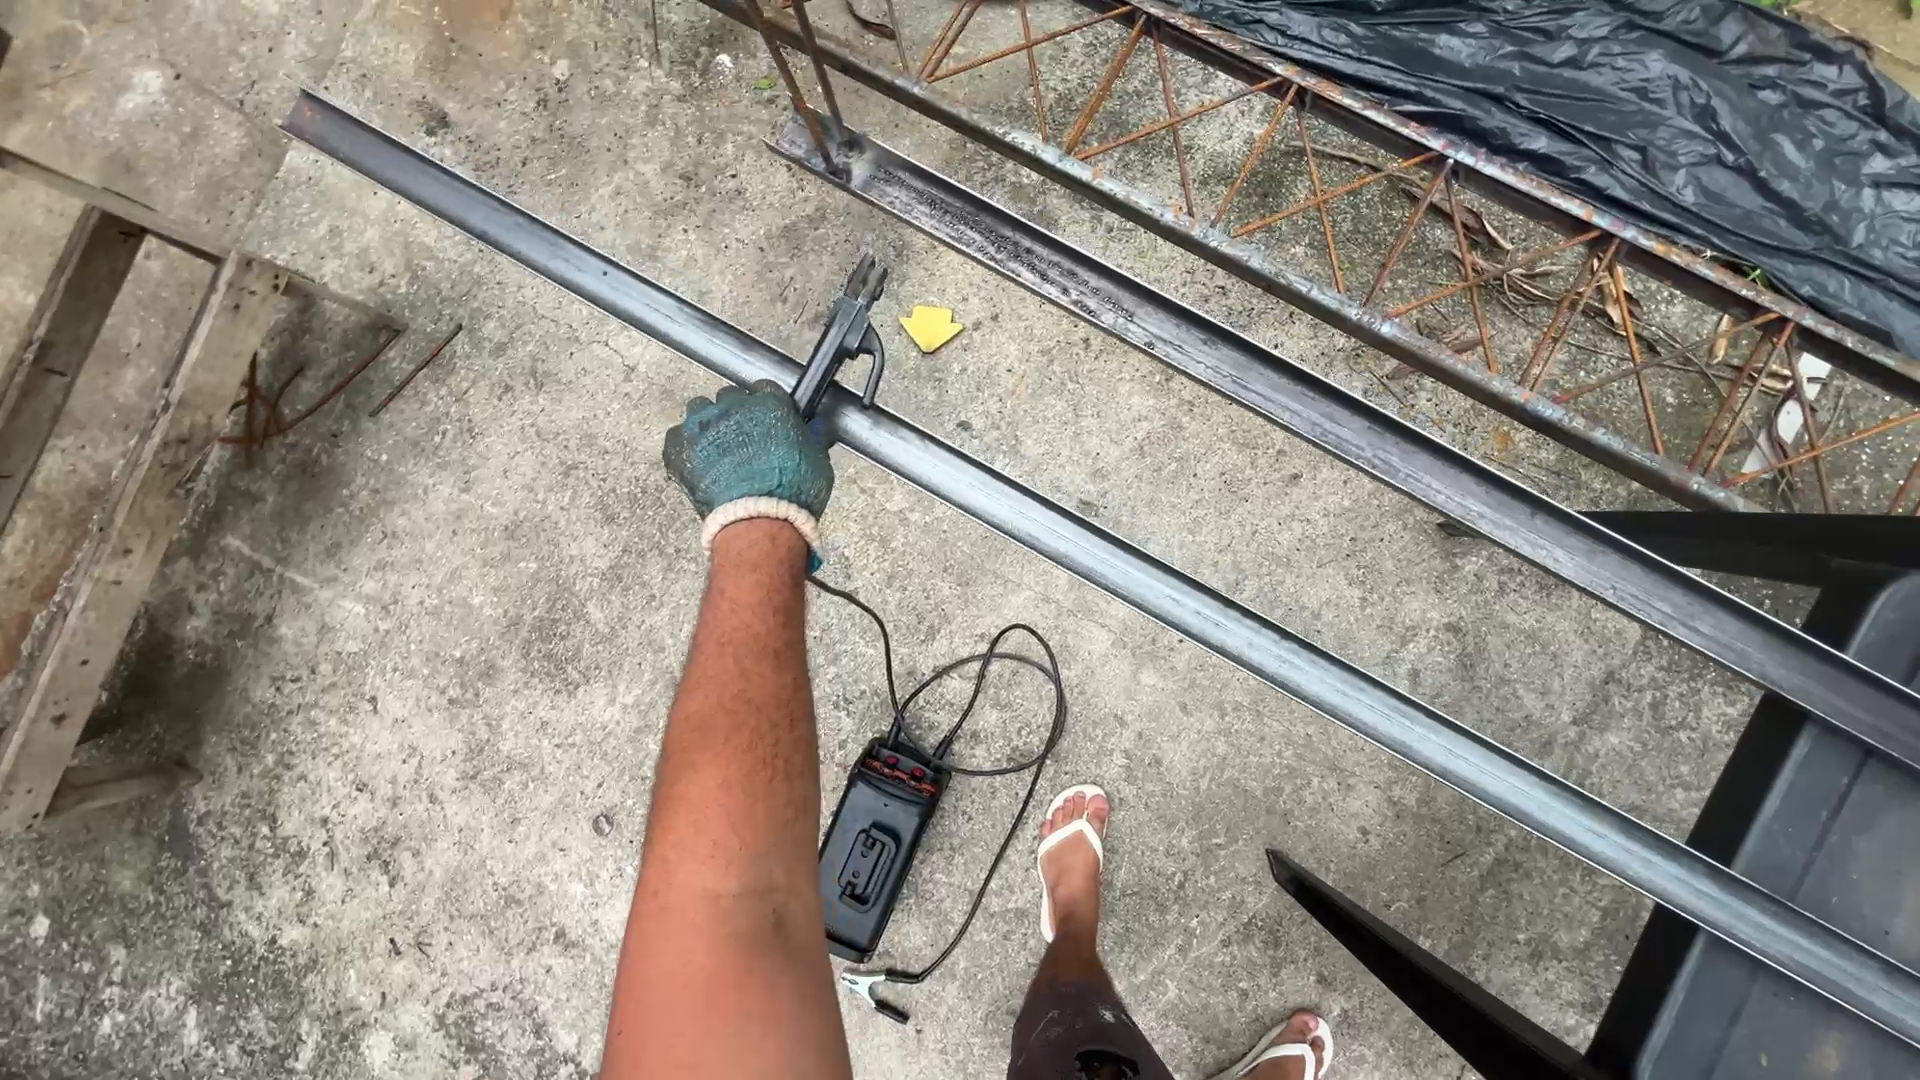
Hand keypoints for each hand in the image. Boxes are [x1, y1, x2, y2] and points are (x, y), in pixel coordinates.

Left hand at [662, 380, 833, 520]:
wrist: (758, 520)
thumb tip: (817, 427)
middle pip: (730, 398)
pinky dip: (686, 448)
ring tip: (718, 451)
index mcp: (770, 404)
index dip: (767, 407)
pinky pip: (677, 437)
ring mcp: (703, 424)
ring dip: (708, 425)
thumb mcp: (817, 462)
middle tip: (745, 441)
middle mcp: (734, 406)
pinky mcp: (680, 447)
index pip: (765, 390)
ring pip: (700, 410)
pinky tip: (698, 464)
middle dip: (736, 415)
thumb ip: (813, 437)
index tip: (768, 420)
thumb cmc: (789, 494)